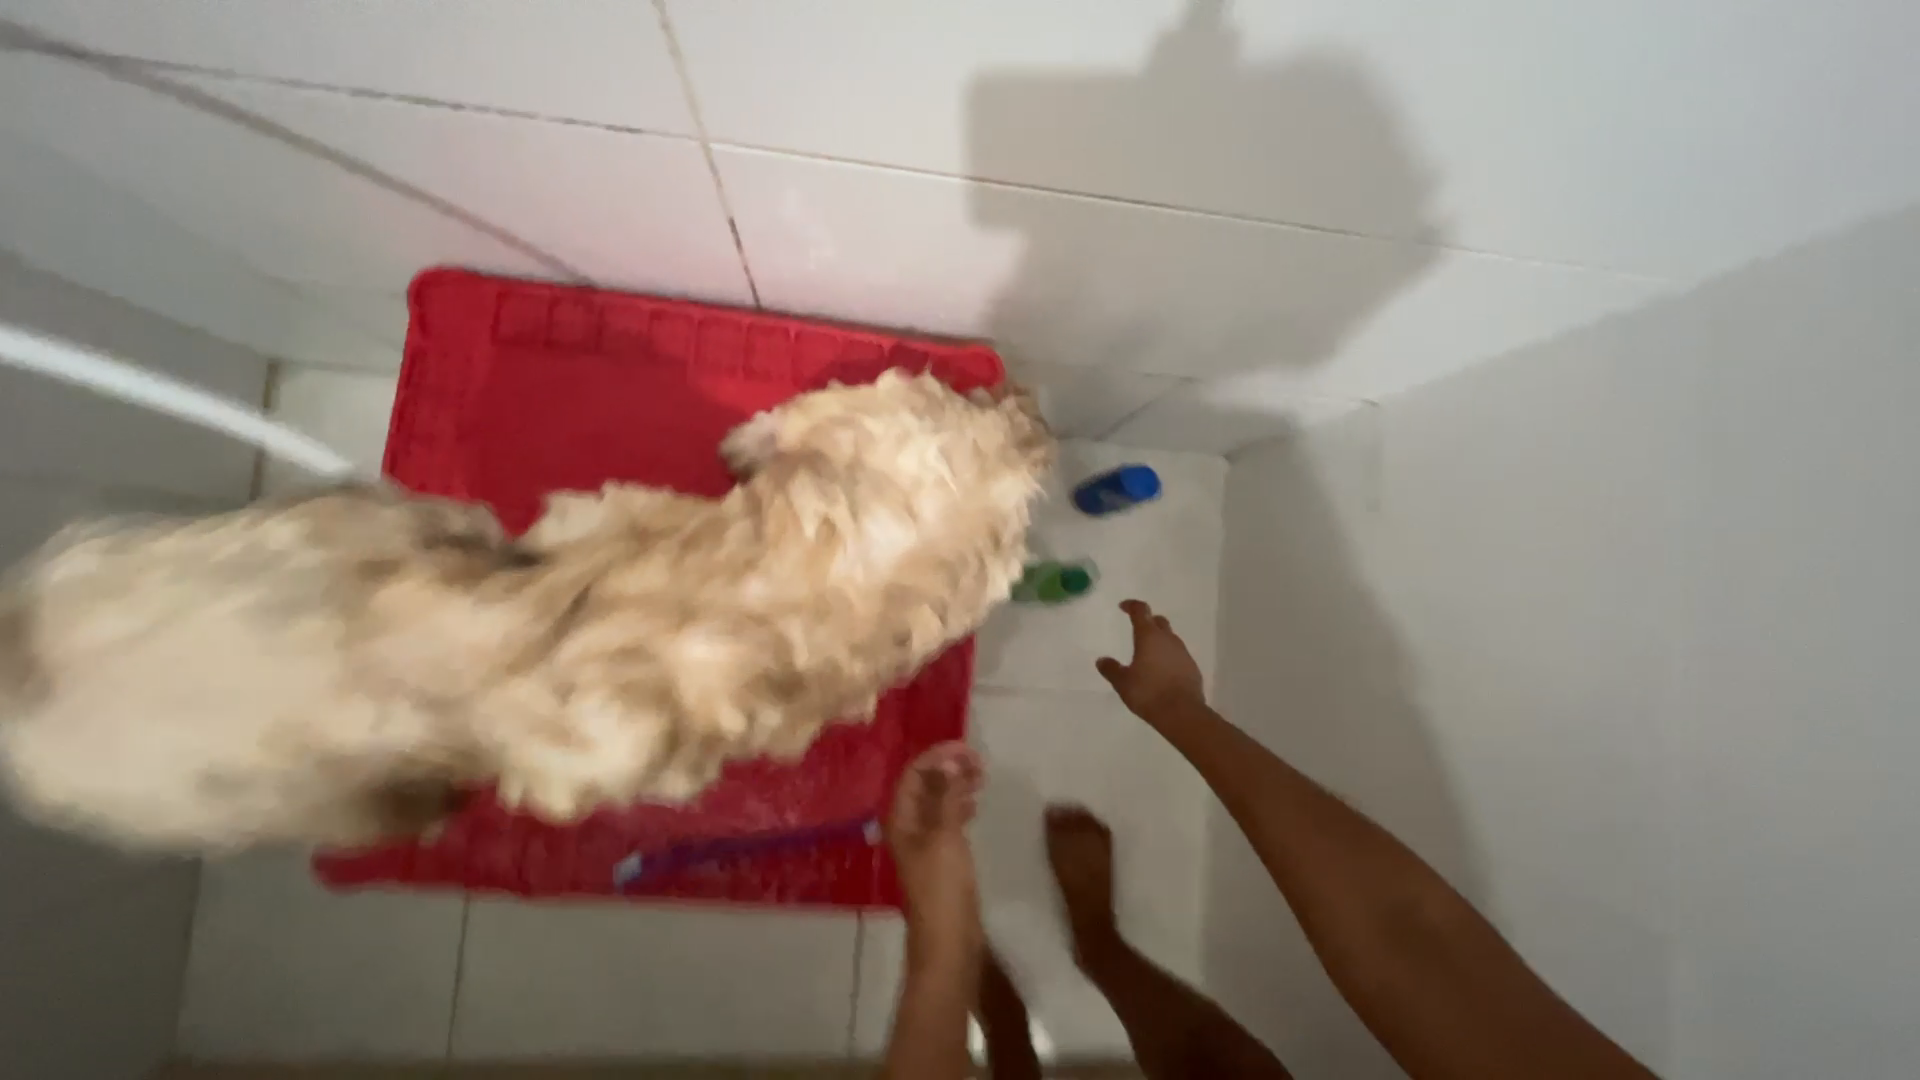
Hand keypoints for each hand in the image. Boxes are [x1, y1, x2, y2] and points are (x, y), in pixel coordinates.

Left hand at [885, 742, 984, 958]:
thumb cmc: (943, 888)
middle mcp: (908, 826)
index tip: (968, 749)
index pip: (914, 772)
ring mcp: (924, 843)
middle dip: (948, 768)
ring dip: (956, 785)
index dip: (938, 755)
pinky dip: (959, 806)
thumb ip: (947, 796)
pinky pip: (947, 820)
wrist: (948, 943)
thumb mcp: (946, 836)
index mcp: (901, 818)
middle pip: (924, 785)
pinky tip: (975, 805)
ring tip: (981, 777)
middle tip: (979, 762)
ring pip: (937, 802)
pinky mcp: (940, 858)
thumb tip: (951, 760)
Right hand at [1096, 600, 1204, 717]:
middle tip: (1137, 629)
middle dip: (1148, 621)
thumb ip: (1111, 669)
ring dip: (1159, 640)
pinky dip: (1168, 657)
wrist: (1182, 713)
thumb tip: (1102, 660)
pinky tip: (1162, 671)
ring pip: (1170, 638)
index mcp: (1149, 637)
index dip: (1132, 606)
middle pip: (1158, 622)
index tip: (1123, 606)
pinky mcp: (1192, 668)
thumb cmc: (1148, 692)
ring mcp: (1183, 653)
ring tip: (1148, 653)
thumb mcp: (1123, 682)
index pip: (1141, 611)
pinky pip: (1178, 655)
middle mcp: (1168, 640)